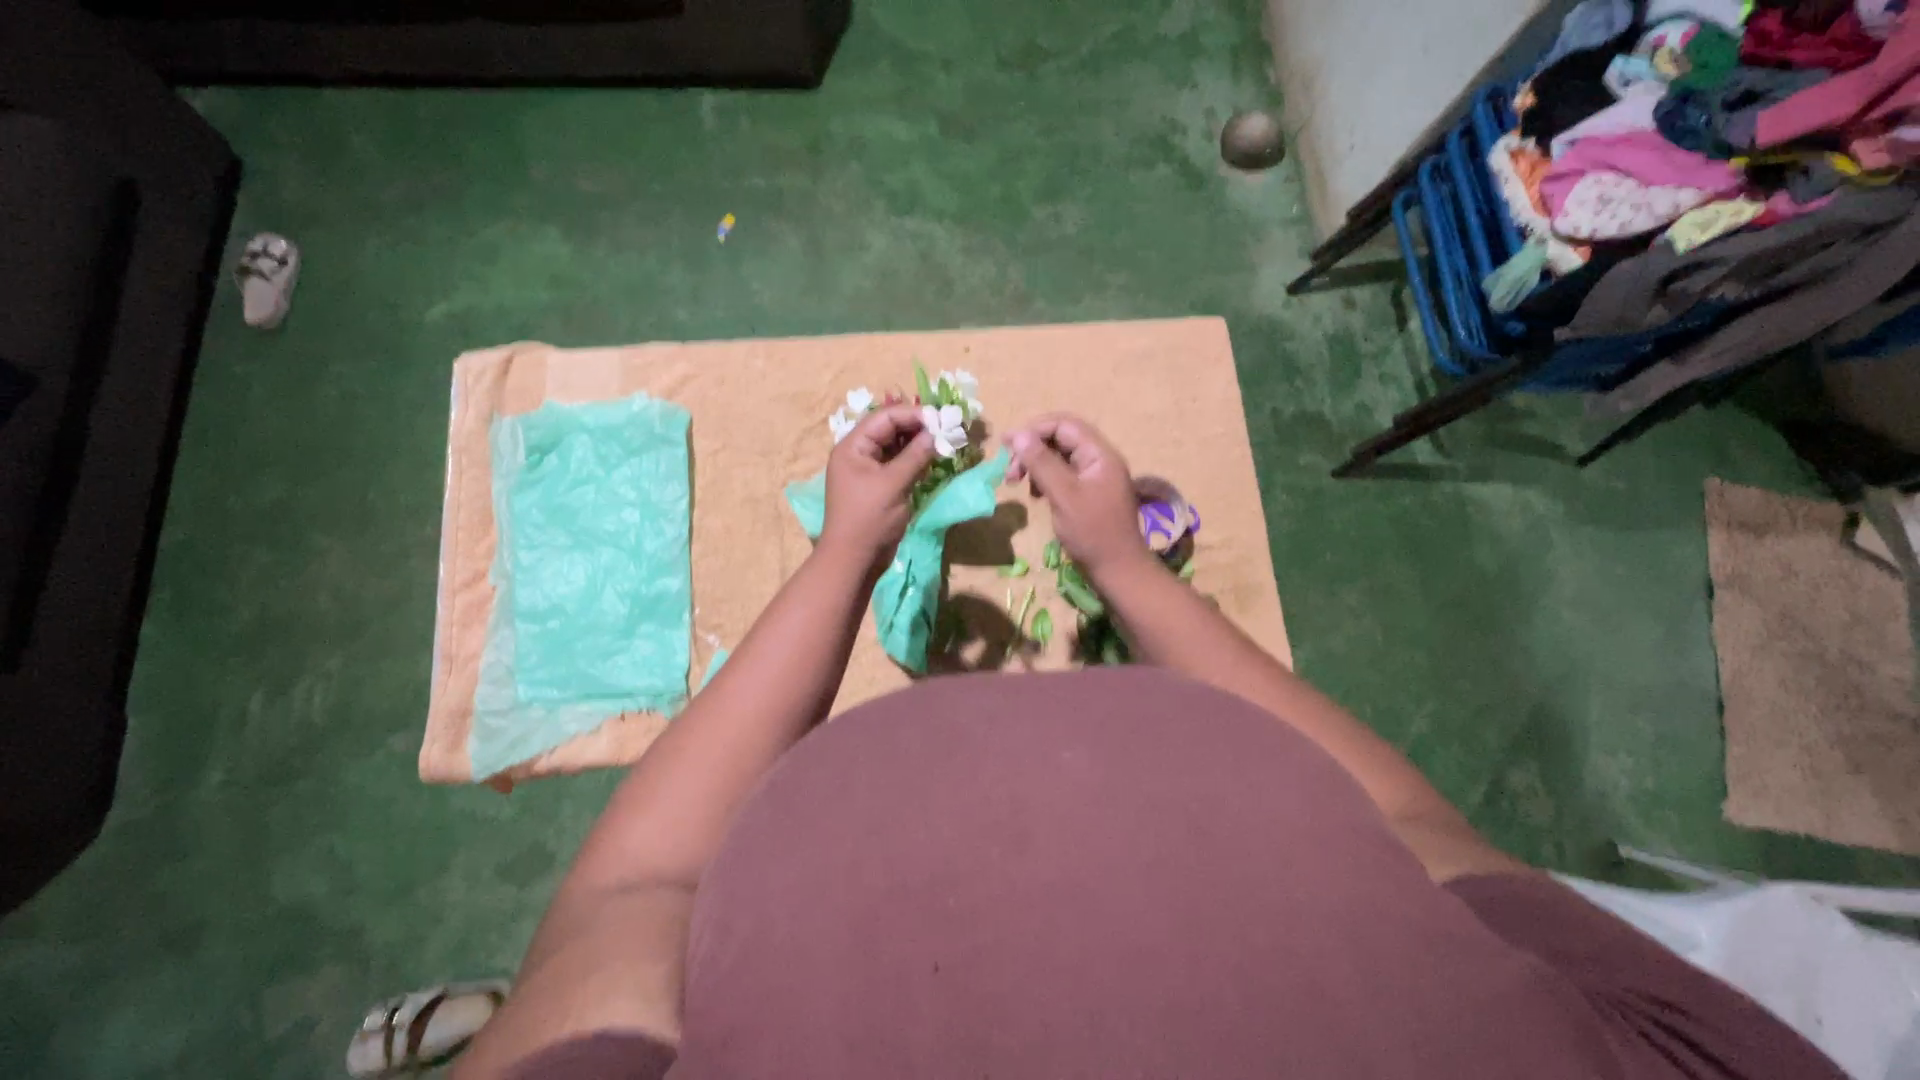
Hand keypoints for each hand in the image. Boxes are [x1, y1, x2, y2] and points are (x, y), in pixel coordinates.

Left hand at [820, 404, 937, 568]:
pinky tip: (934, 458)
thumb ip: (916, 456)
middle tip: (946, 427)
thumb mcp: (894, 484)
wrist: (855, 559)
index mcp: (853, 446)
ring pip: (896, 446)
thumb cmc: (869, 519)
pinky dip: (915, 460)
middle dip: (918, 426)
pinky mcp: (880, 485)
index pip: (884, 417)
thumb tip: (937, 434)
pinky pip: (899, 464)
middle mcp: (858, 453)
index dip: (913, 414)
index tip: (941, 418)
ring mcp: (869, 470)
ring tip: (944, 441)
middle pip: (890, 429)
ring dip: (919, 443)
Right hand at [1003, 414, 1153, 582]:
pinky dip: (1044, 479)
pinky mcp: (1088, 493)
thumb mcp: (1064, 495)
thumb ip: (1042, 463)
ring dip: (1035, 464)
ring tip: (1017, 483)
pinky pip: (1062, 474)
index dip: (1032, 429)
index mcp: (1099, 454)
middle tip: (1009, 471)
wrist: (1117, 570)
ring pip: (1059, 456)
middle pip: (1060, 437)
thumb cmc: (1092, 532)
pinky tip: (1035, 495)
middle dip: (1031, 448)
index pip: (1063, 424)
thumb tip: (1018, 435)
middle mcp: (1099, 459)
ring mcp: (1094, 477)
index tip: (1005, 446)